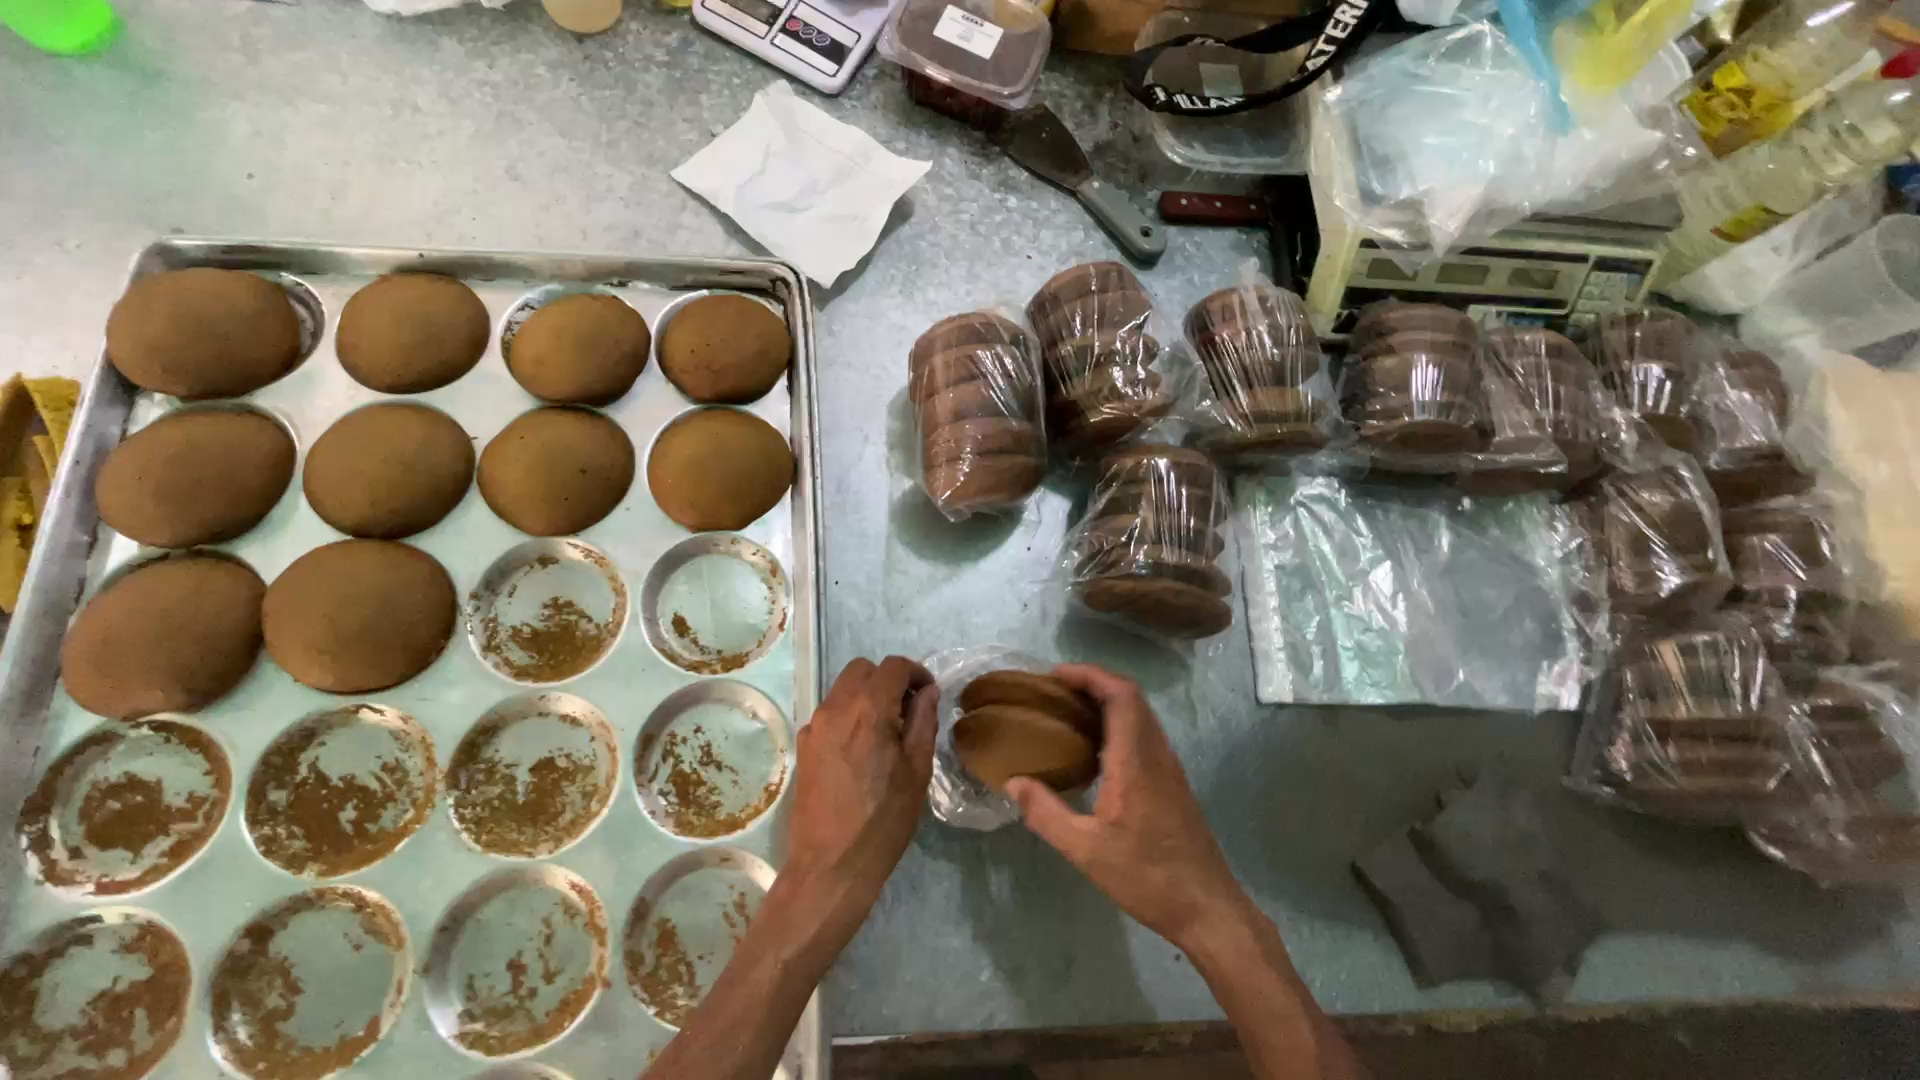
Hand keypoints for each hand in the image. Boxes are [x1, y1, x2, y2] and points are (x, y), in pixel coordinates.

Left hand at [784, 656, 936, 925]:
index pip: (894, 667)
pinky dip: (849, 717)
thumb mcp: (917, 770)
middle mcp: (835, 708)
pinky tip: (861, 753)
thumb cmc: (884, 820)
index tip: (928, 694)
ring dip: (867, 697)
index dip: (916, 673)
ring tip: (885, 734)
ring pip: (843, 690)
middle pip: (863, 670)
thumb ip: (923, 722)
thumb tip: (927, 692)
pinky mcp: (803, 746)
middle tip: (907, 711)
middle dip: (888, 680)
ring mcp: (814, 726)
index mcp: (868, 710)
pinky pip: (829, 714)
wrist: (831, 864)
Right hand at [1006, 663, 1249, 950]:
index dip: (1090, 675)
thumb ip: (1046, 813)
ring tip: (1069, 714)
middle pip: (1131, 698)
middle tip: (1055, 692)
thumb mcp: (1086, 851)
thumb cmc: (1147, 877)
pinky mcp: (1173, 784)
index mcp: (1136, 761)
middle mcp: (1157, 755)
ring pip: (1140, 716)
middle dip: (1094, 683)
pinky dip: (1118, 725)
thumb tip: (1013, 782)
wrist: (1207, 908)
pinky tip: (1094, 751)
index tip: (1055, 675)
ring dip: (1108, 703)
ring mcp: (1169, 769)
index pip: (1120, 695)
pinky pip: (1144, 736)